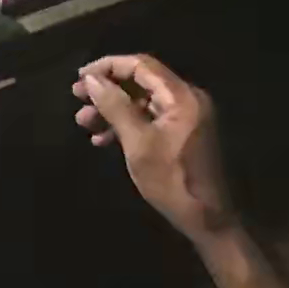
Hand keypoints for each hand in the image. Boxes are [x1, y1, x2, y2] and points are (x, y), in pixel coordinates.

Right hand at [73, 54, 234, 241]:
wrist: (211, 223)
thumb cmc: (173, 181)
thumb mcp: (138, 143)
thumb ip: (115, 106)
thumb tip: (91, 80)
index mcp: (181, 96)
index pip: (140, 65)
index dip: (107, 66)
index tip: (81, 77)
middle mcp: (186, 99)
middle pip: (140, 81)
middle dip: (106, 88)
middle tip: (77, 96)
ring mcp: (186, 117)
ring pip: (141, 101)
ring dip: (112, 108)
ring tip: (84, 122)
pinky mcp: (182, 133)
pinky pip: (149, 117)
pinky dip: (126, 123)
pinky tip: (102, 139)